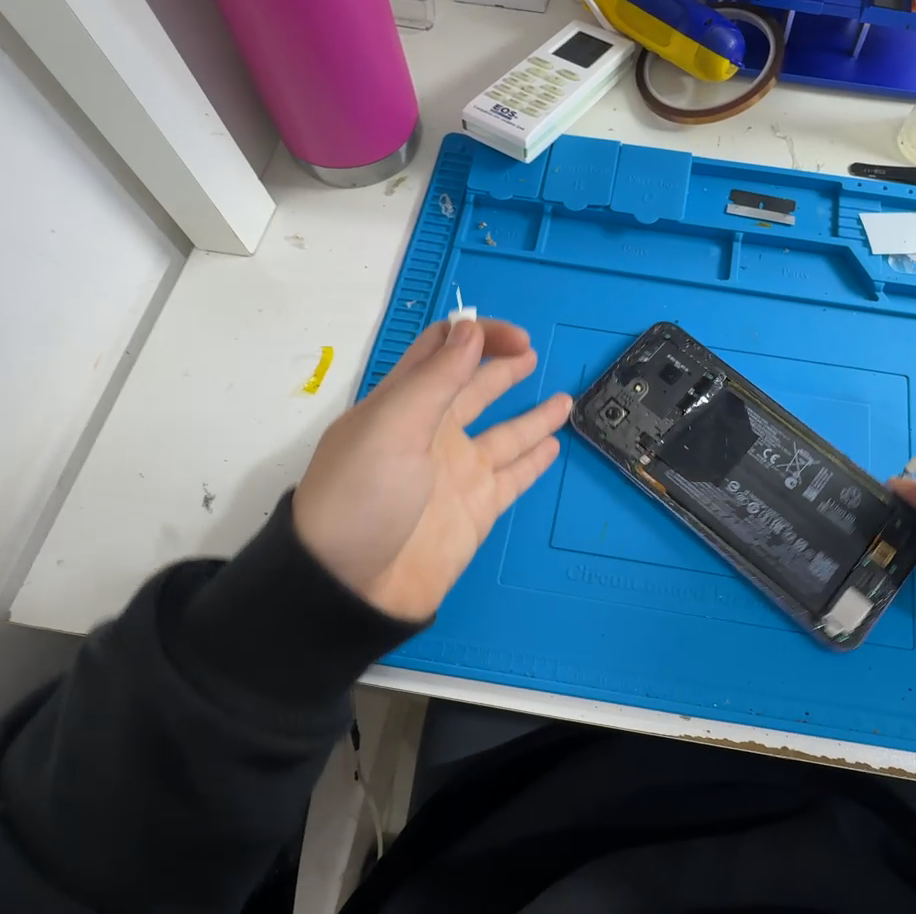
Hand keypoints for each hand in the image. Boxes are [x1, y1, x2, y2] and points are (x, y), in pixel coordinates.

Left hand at [291, 319, 570, 620]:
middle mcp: (434, 432)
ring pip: (506, 432)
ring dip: (533, 414)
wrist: (351, 586)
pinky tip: (553, 445)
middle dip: (501, 365)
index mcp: (404, 404)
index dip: (475, 335)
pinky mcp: (478, 508)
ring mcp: (458, 472)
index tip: (514, 338)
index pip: (441, 351)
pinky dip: (534, 459)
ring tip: (564, 399)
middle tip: (532, 354)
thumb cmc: (363, 495)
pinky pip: (515, 476)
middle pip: (475, 387)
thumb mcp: (392, 426)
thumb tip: (472, 328)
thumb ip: (437, 377)